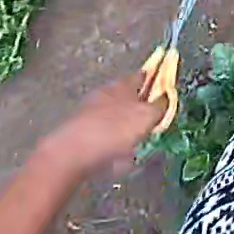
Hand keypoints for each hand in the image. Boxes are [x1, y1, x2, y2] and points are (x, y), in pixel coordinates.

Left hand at [35, 74, 164, 177]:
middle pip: (127, 96)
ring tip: (133, 145)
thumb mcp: (148, 116)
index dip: (154, 79)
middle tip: (149, 121)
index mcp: (123, 84)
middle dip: (138, 106)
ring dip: (123, 127)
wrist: (67, 155)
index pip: (143, 74)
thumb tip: (166, 98)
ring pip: (113, 116)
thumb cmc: (113, 130)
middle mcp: (104, 93)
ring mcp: (87, 112)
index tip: (163, 89)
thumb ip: (161, 105)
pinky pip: (100, 135)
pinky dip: (109, 143)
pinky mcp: (75, 132)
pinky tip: (114, 158)